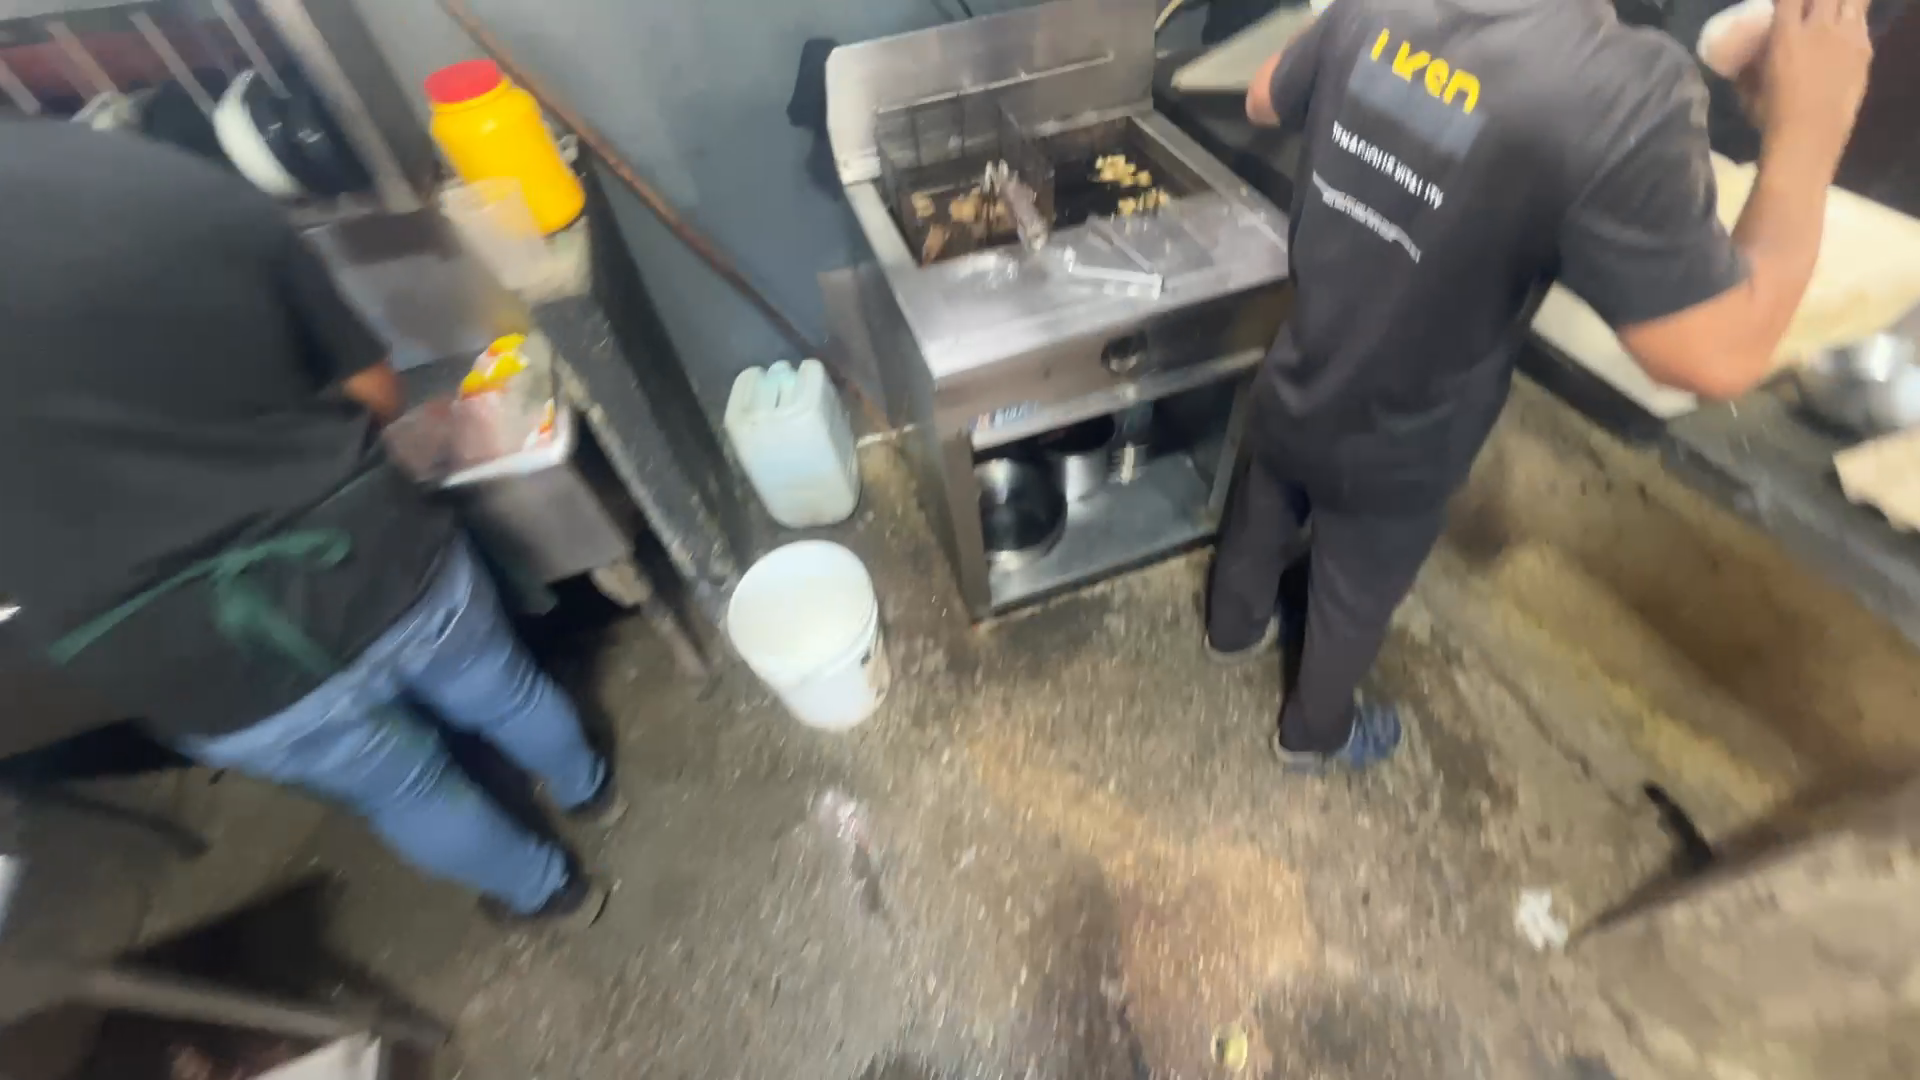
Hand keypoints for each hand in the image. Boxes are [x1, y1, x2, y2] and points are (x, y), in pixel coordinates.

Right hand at [1760, 0, 1873, 171]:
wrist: (1812, 129)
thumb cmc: (1771, 115)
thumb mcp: (1751, 93)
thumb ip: (1750, 72)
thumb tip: (1745, 63)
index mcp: (1786, 38)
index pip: (1788, 0)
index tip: (1779, 2)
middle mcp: (1820, 27)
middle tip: (1805, 6)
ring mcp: (1848, 33)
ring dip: (1837, 2)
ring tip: (1829, 8)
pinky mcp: (1864, 44)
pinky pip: (1861, 18)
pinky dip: (1853, 13)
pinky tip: (1846, 19)